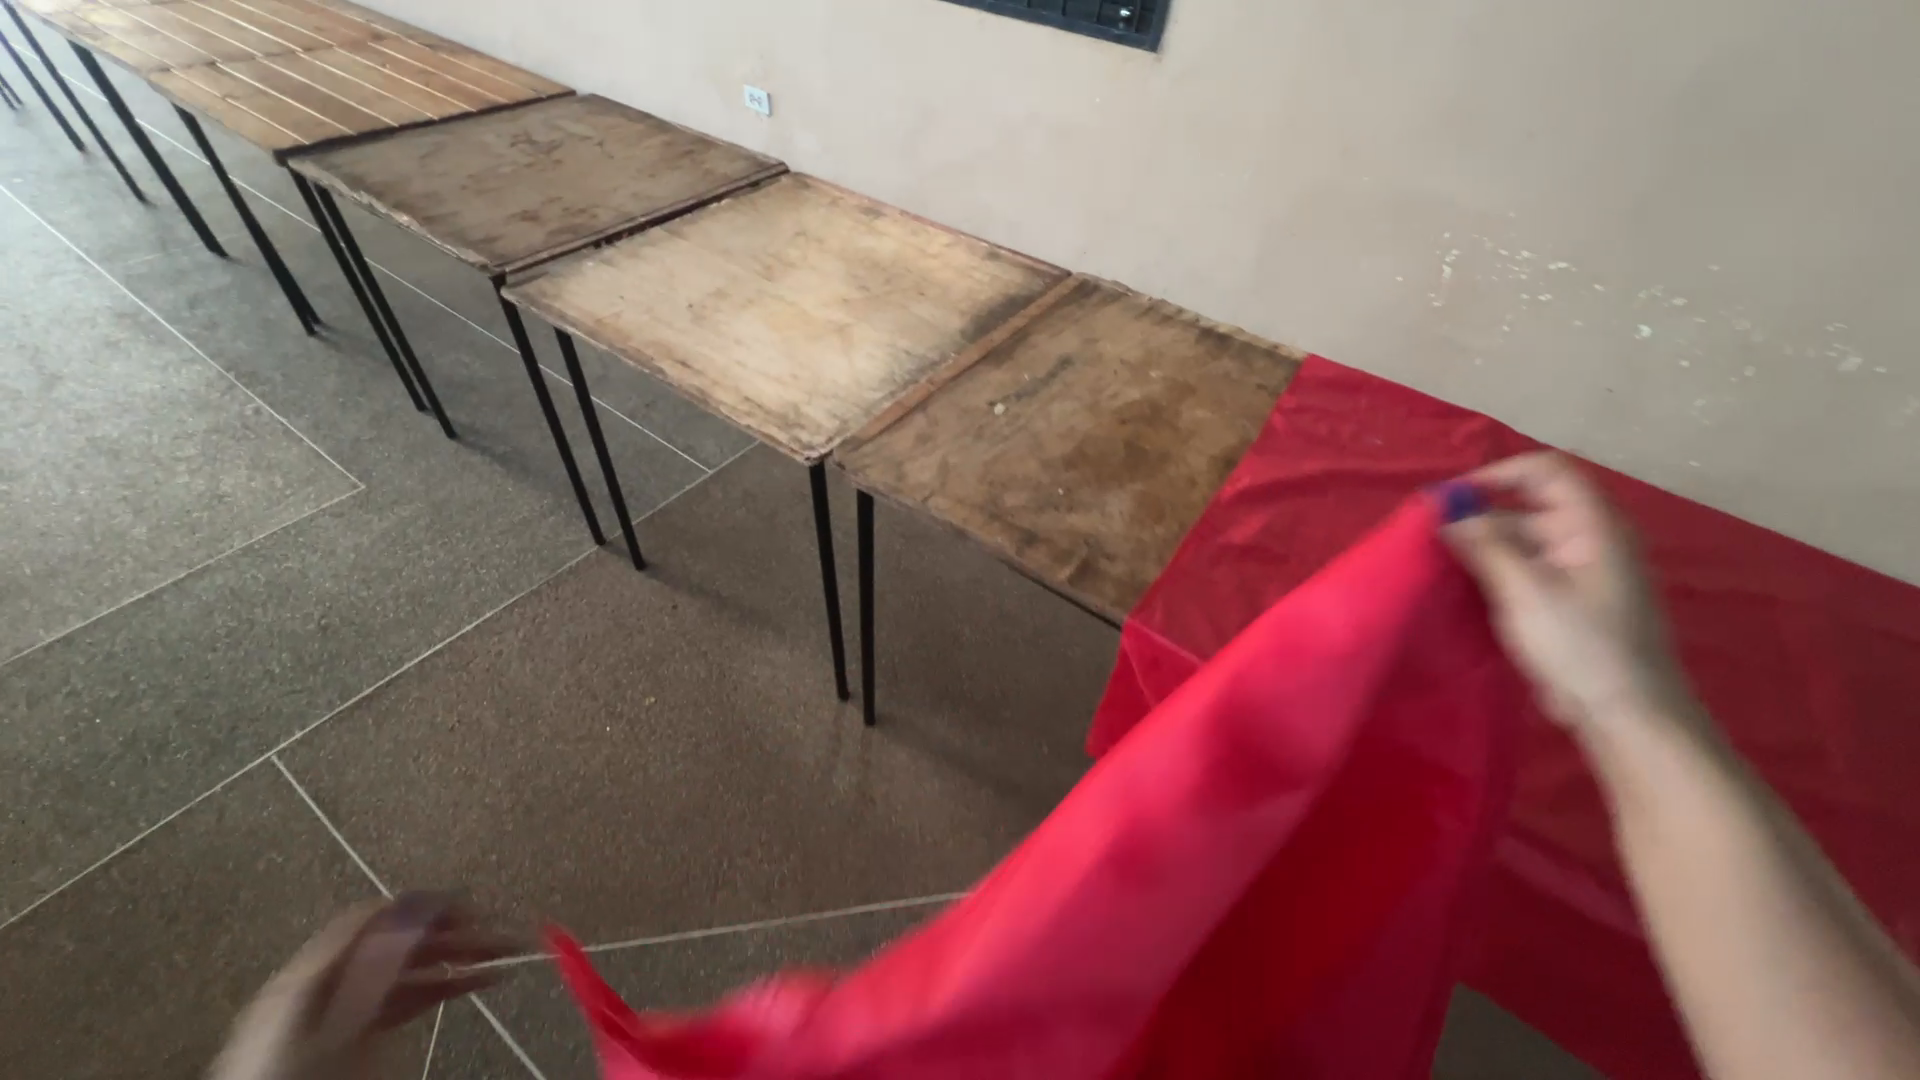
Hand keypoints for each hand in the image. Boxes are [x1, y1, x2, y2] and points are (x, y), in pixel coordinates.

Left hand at [209, 894, 518, 1079]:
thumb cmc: (297, 1074)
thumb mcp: (331, 1020)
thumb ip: (373, 965)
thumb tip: (418, 907)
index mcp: (315, 969)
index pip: (374, 917)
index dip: (423, 906)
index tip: (471, 909)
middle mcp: (334, 980)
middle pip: (400, 941)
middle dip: (455, 933)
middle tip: (503, 936)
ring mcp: (348, 1008)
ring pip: (413, 968)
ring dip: (460, 957)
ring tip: (506, 958)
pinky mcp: (362, 1034)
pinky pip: (411, 997)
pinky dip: (448, 987)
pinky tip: (481, 981)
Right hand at [1442, 452, 1699, 740]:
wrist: (1626, 715)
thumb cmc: (1580, 646)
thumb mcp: (1526, 591)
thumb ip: (1484, 545)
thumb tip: (1446, 510)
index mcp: (1592, 527)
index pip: (1545, 472)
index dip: (1496, 475)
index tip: (1450, 501)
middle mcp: (1588, 541)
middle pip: (1526, 508)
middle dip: (1476, 518)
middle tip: (1429, 541)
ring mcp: (1578, 573)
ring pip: (1519, 542)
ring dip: (1478, 548)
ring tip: (1437, 567)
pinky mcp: (1564, 602)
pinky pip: (1522, 571)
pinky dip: (1490, 572)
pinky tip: (1461, 590)